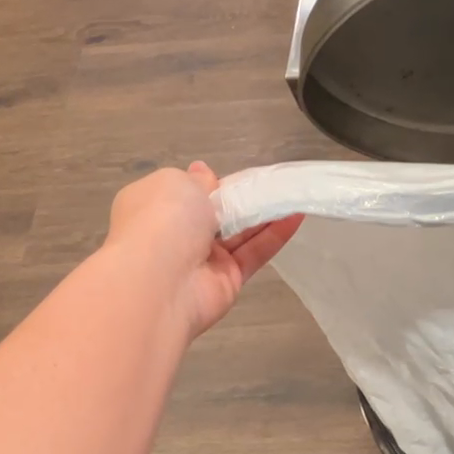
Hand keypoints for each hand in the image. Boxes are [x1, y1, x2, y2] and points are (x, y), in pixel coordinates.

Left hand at [105, 162, 302, 338]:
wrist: (160, 281)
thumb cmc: (163, 220)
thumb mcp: (177, 183)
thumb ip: (198, 180)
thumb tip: (203, 173)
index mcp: (156, 206)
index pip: (190, 192)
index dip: (215, 184)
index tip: (239, 178)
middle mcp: (178, 233)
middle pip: (219, 213)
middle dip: (244, 199)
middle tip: (275, 185)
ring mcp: (203, 259)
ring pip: (240, 233)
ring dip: (266, 215)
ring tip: (293, 196)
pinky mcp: (229, 279)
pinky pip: (255, 253)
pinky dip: (275, 236)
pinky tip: (297, 217)